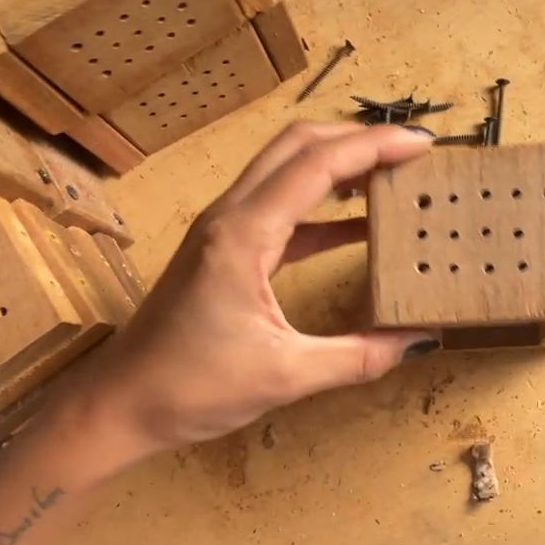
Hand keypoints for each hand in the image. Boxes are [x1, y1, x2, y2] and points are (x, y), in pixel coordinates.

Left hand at [59, 123, 437, 457]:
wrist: (121, 404)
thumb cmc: (191, 388)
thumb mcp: (286, 376)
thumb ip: (358, 356)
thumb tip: (418, 340)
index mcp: (243, 235)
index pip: (318, 165)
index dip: (374, 147)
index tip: (424, 145)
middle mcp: (229, 217)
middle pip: (298, 147)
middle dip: (357, 140)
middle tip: (411, 154)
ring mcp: (222, 230)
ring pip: (285, 171)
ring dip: (337, 167)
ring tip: (391, 179)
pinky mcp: (223, 251)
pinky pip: (280, 211)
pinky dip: (321, 209)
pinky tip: (356, 228)